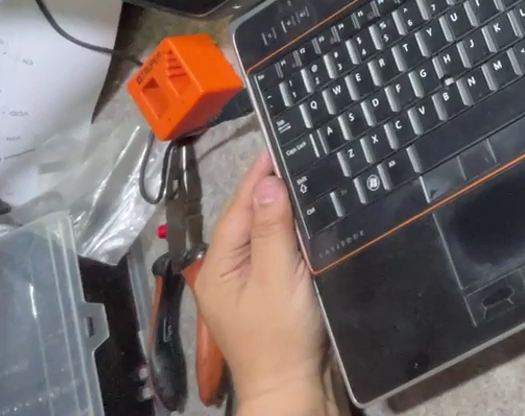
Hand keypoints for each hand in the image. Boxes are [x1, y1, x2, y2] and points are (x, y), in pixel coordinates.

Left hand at [194, 151, 336, 415]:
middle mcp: (227, 269)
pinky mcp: (268, 284)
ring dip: (279, 199)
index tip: (276, 142)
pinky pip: (275, 242)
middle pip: (248, 215)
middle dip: (267, 182)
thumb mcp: (278, 277)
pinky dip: (288, 221)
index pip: (239, 208)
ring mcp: (247, 278)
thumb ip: (272, 230)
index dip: (257, 175)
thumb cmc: (280, 331)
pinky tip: (304, 210)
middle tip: (293, 148)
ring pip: (262, 227)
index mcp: (220, 266)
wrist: (291, 382)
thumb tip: (267, 183)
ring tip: (301, 169)